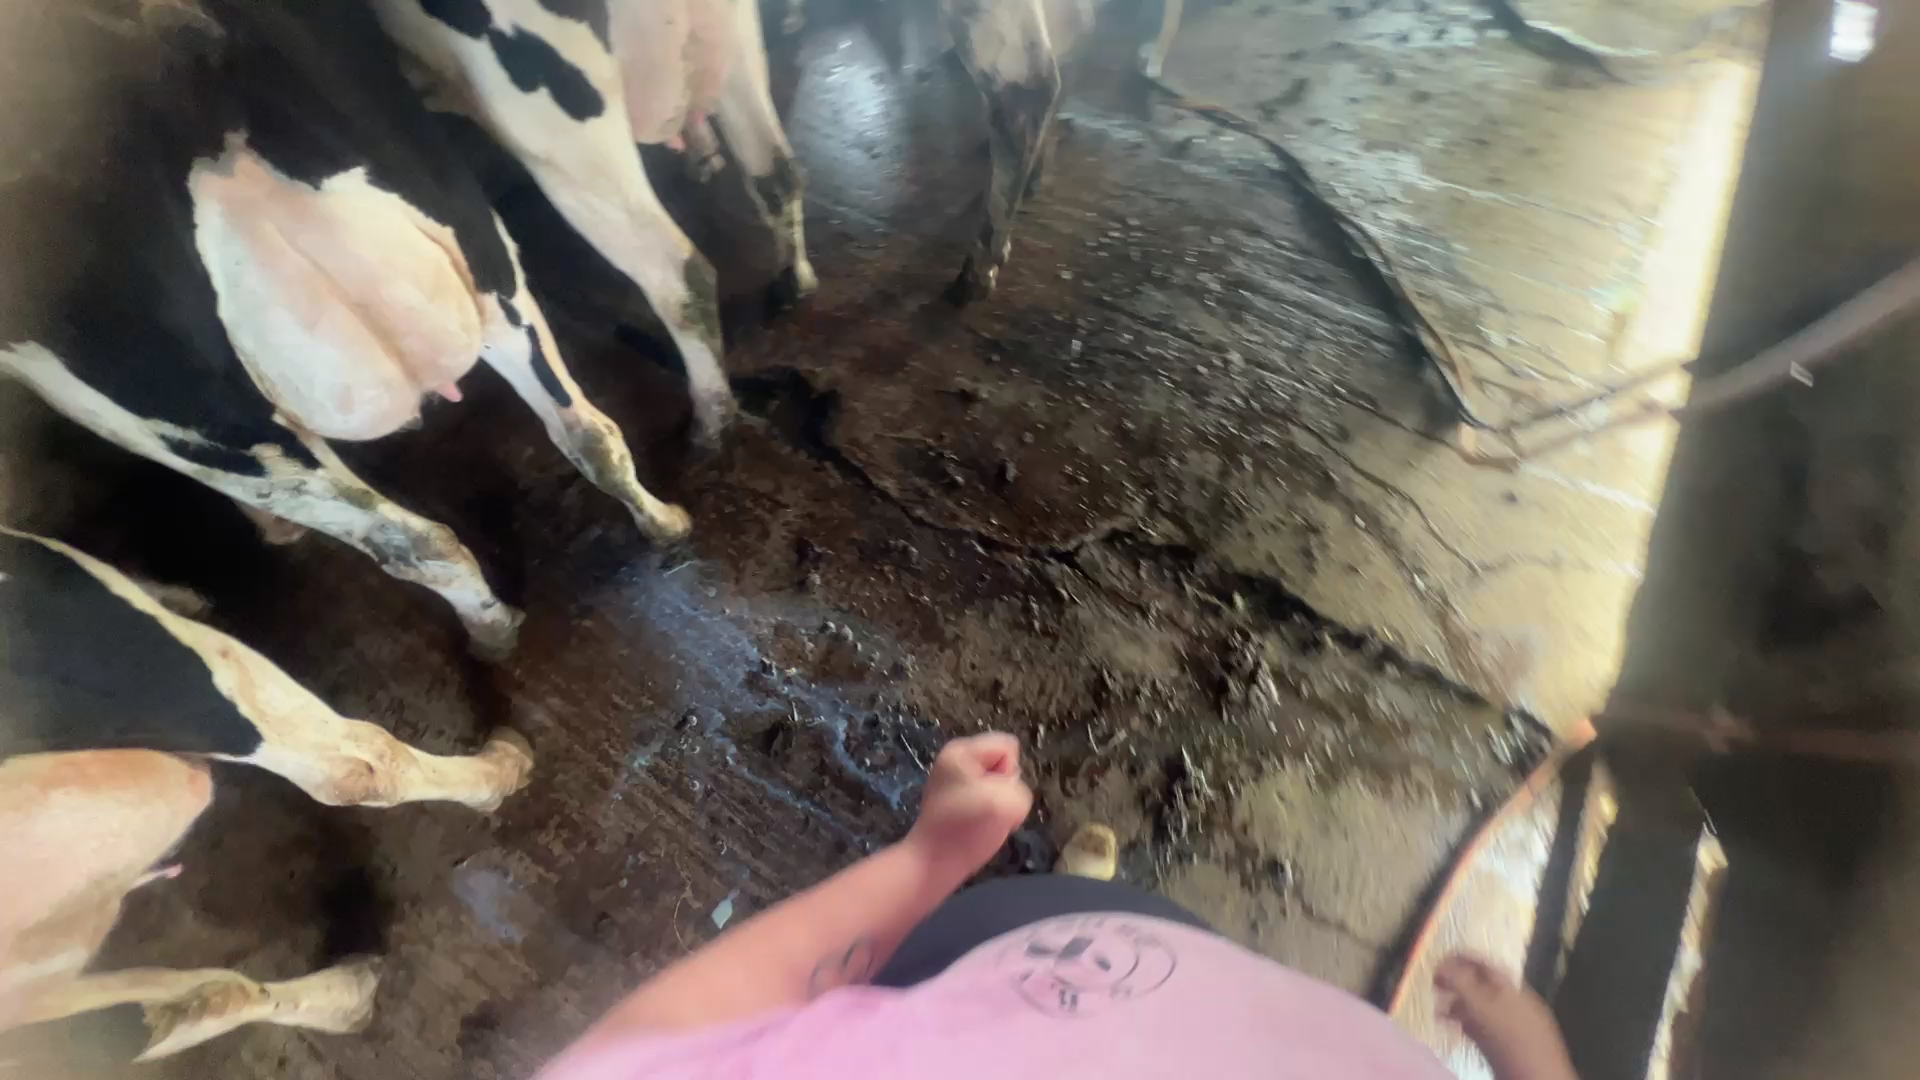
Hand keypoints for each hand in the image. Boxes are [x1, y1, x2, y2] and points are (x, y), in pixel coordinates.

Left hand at [906, 733, 1033, 882]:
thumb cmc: (965, 830)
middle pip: (1004, 765)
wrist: (933, 864)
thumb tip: (1006, 795)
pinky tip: (977, 829)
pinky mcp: (957, 802)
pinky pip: (989, 802)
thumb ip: (1018, 787)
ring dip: (999, 806)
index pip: (1008, 746)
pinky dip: (988, 815)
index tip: (993, 795)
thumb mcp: (1005, 802)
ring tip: (983, 823)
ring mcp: (955, 781)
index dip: (1009, 772)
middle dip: (1004, 790)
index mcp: (962, 750)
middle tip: (988, 812)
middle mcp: (956, 760)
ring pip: (999, 786)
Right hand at [1435, 953, 1578, 1079]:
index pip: (1482, 962)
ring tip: (1440, 1013)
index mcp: (1512, 988)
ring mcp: (1516, 1025)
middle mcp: (1516, 1002)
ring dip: (1458, 1005)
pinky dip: (1468, 1024)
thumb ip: (1458, 982)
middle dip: (1454, 984)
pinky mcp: (1513, 1045)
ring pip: (1481, 1006)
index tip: (1435, 963)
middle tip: (1434, 987)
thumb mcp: (1480, 1006)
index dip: (1457, 958)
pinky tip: (1456, 1029)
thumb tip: (1439, 964)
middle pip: (1479, 984)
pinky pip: (1486, 1026)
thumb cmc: (1510, 1040)